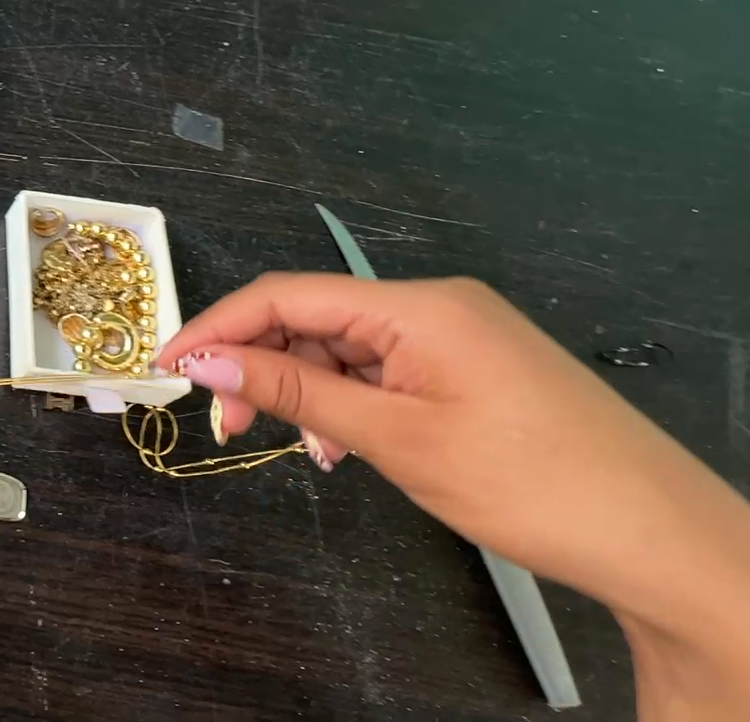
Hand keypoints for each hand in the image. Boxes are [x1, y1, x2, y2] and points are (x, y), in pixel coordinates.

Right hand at [158, 274, 749, 717]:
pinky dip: (343, 402)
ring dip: (301, 390)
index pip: (284, 295)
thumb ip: (290, 389)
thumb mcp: (394, 438)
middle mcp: (431, 306)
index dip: (216, 326)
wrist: (680, 554)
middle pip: (309, 319)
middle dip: (259, 366)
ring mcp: (452, 337)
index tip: (168, 366)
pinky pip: (376, 371)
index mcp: (417, 306)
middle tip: (231, 425)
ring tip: (296, 446)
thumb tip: (199, 361)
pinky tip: (342, 446)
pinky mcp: (465, 368)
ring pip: (338, 348)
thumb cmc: (532, 487)